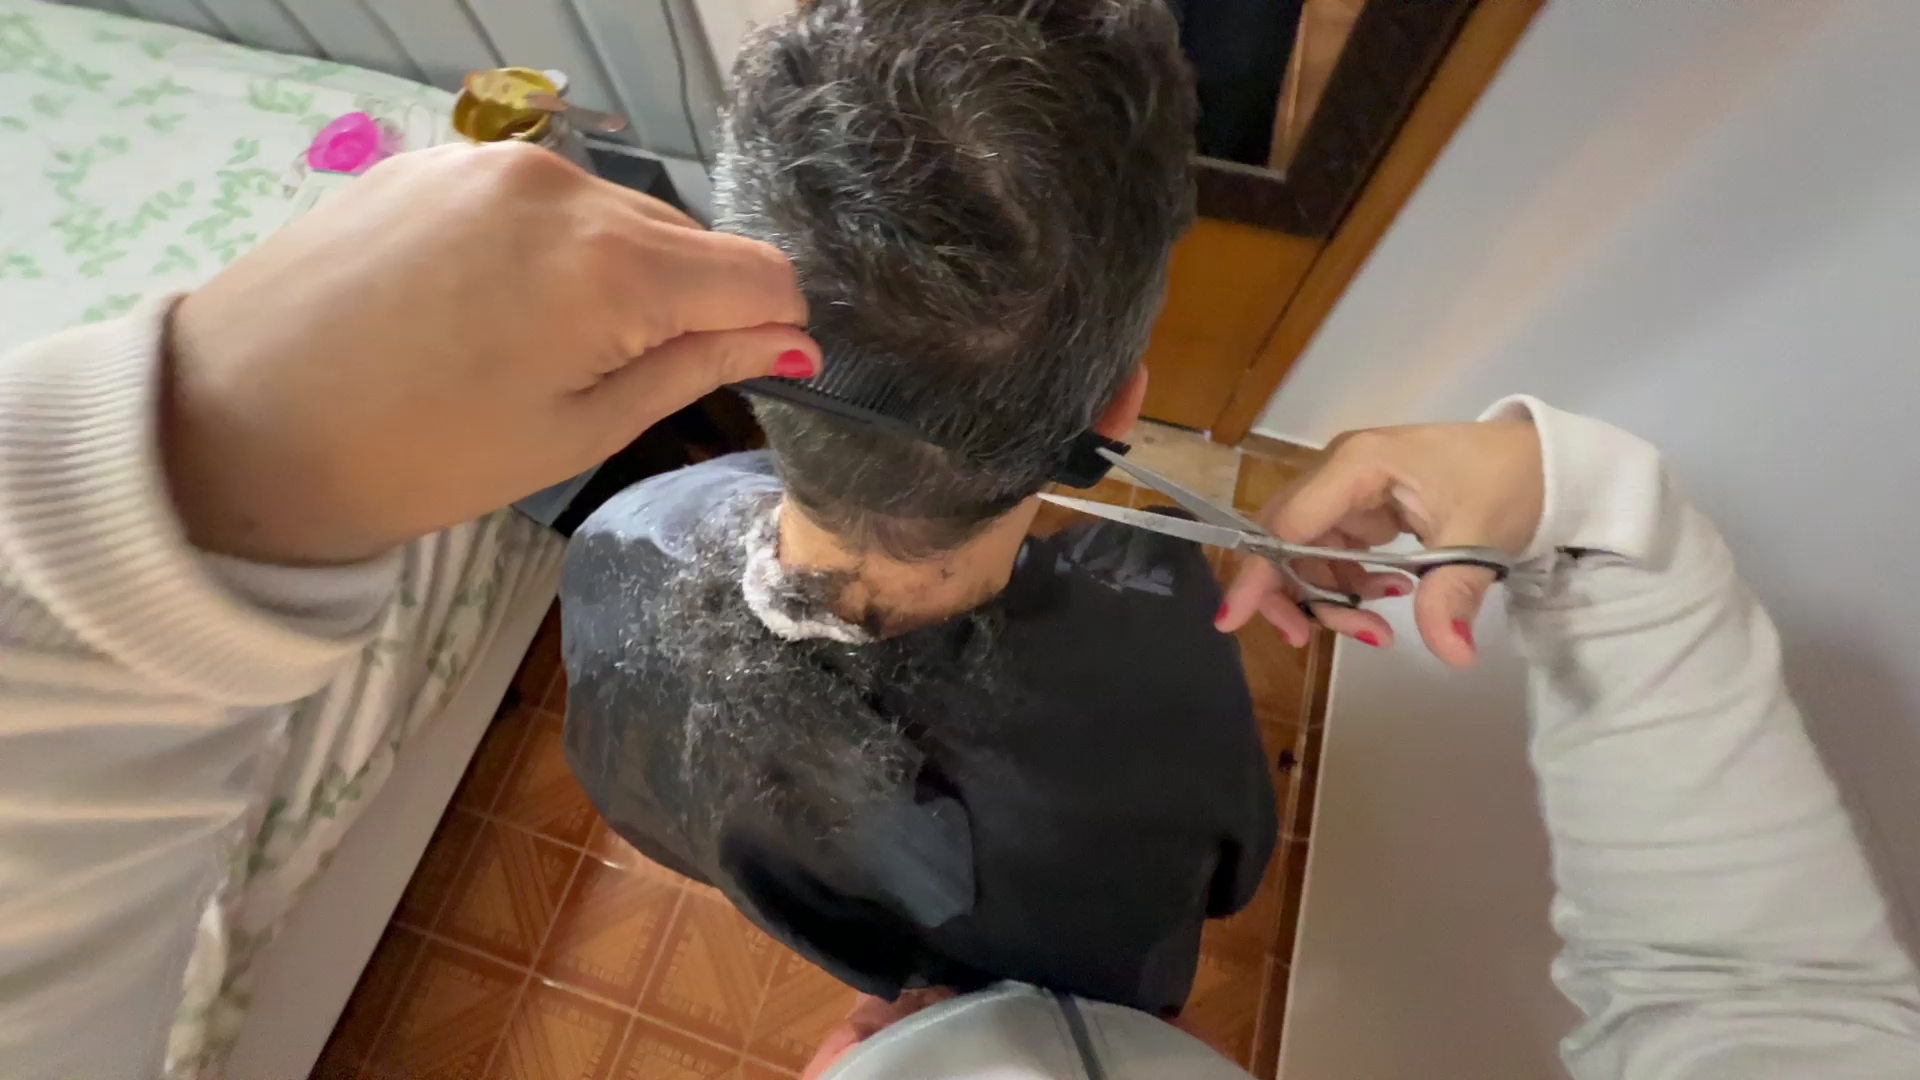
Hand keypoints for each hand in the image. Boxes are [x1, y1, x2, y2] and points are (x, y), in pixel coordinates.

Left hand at [162, 141, 819, 563]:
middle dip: (705, 305)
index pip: (762, 273)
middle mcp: (567, 186)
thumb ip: (705, 365)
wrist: (240, 424)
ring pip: (636, 218)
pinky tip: (518, 300)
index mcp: (611, 265)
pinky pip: (566, 202)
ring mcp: (501, 161)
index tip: (764, 369)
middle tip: (639, 372)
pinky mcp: (451, 158)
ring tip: (568, 341)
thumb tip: (799, 346)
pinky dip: (580, 251)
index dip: (781, 326)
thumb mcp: (594, 425)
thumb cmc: (437, 455)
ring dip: (642, 278)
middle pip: (701, 243)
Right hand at [1217, 419, 1543, 667]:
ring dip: (1326, 597)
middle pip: (1280, 540)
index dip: (1258, 574)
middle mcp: (1336, 474)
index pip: (1287, 525)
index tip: (1230, 619)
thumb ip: (1452, 594)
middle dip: (1290, 594)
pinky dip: (1347, 585)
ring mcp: (1343, 491)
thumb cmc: (1514, 482)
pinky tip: (1388, 595)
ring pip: (1301, 553)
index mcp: (1357, 466)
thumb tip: (1450, 655)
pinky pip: (1328, 554)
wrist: (1547, 460)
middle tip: (1309, 639)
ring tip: (1375, 629)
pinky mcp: (1357, 508)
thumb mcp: (1483, 538)